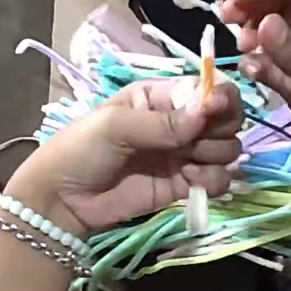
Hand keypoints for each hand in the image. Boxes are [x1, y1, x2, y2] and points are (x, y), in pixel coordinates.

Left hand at [7, 79, 242, 234]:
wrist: (64, 201)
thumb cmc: (81, 149)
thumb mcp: (116, 125)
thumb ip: (162, 122)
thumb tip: (206, 111)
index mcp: (160, 97)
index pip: (207, 89)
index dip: (220, 98)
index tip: (215, 110)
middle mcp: (179, 123)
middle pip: (225, 119)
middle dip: (220, 129)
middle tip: (197, 142)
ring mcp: (183, 155)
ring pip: (226, 150)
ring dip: (216, 156)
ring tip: (189, 165)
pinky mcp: (184, 185)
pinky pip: (217, 179)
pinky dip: (214, 181)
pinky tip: (192, 182)